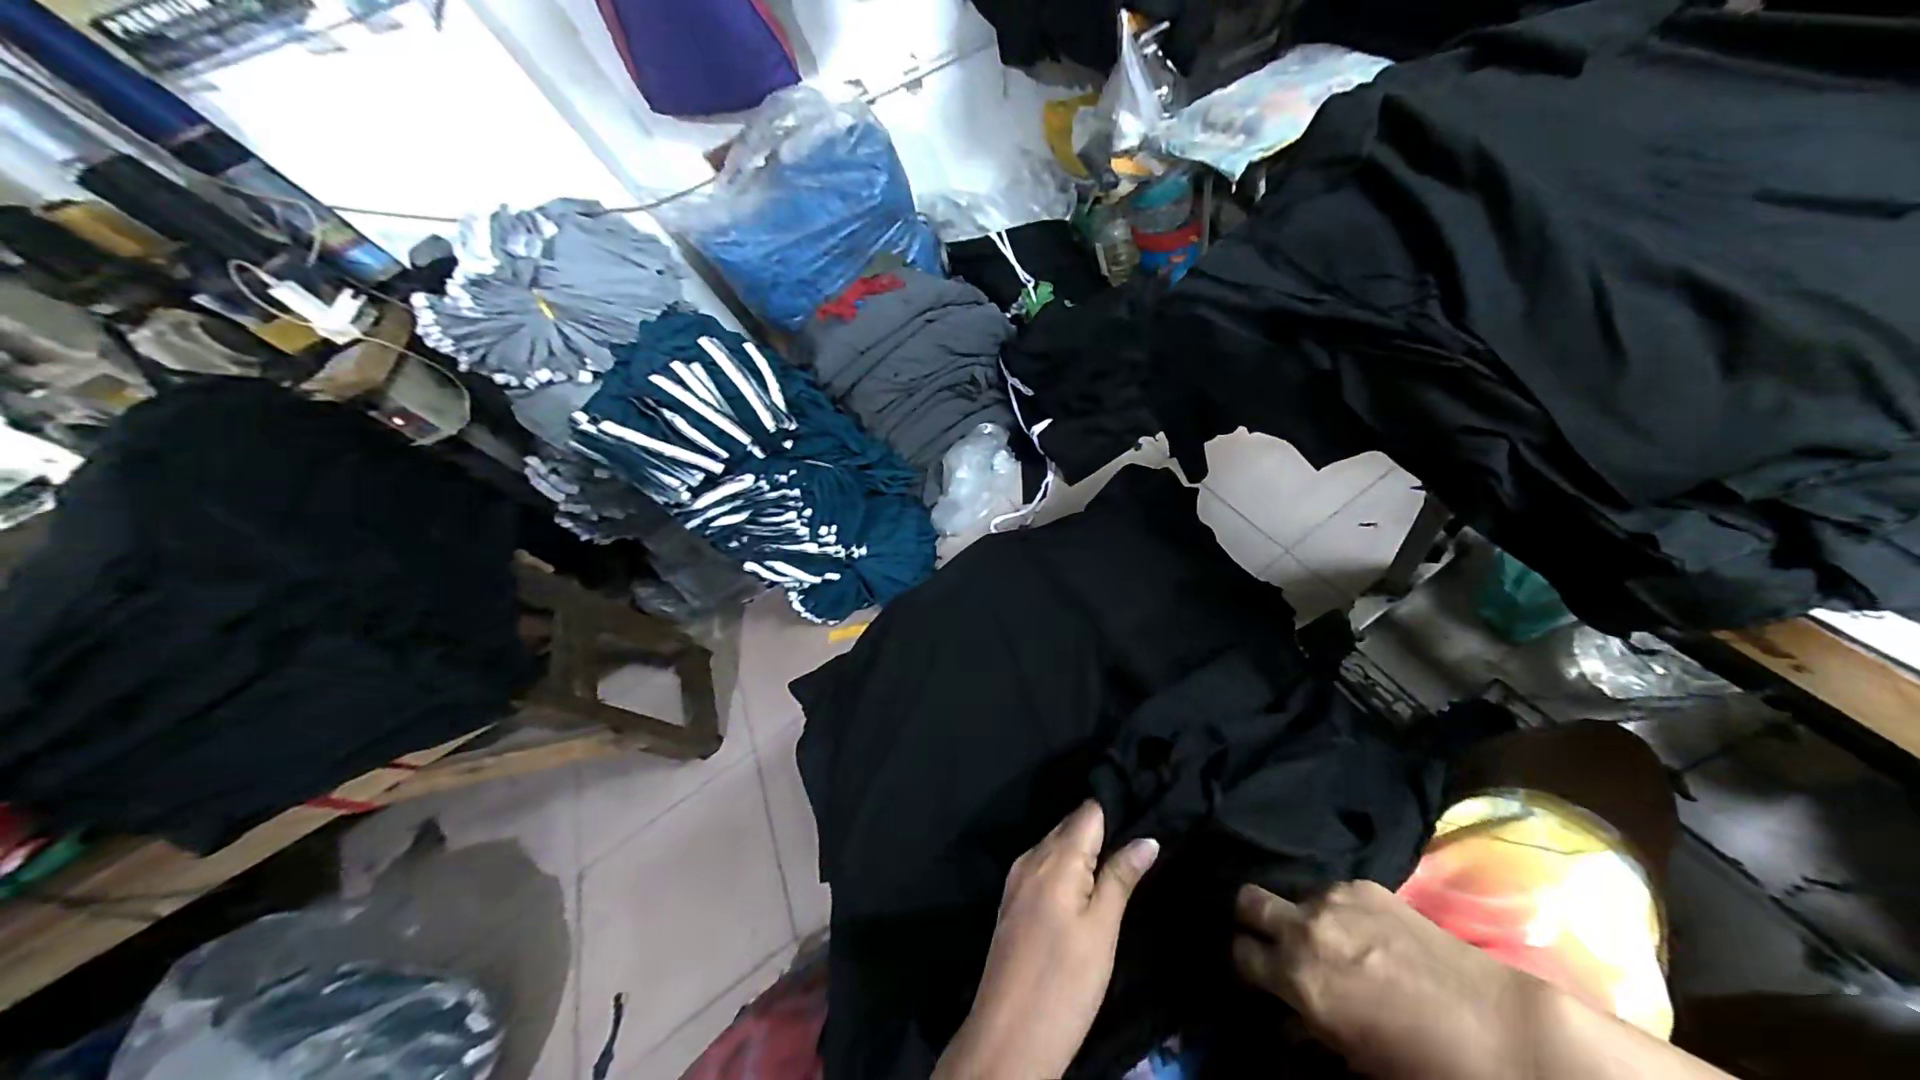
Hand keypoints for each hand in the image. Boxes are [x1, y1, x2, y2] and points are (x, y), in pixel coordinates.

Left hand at [934, 801, 1159, 1079]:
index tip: (1145, 807)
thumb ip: (1120, 878)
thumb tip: (1147, 838)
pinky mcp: (1013, 901)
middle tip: (1142, 833)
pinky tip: (1087, 881)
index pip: (1088, 812)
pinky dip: (1067, 866)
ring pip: (1056, 846)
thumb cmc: (1064, 981)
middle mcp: (1031, 857)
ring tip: (1122, 855)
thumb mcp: (1102, 929)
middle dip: (1102, 827)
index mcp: (1054, 857)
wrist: (1008, 1034)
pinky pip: (1044, 866)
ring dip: (1085, 848)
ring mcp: (1017, 879)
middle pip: (1070, 826)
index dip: (1116, 808)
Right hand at [1232, 881, 1544, 1079]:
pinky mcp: (1366, 886)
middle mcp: (1305, 928)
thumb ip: (1306, 1025)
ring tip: (1335, 943)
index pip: (1239, 953)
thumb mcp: (1349, 1053)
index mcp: (1295, 975)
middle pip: (1246, 901)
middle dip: (1253, 921)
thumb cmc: (1418, 1058)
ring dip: (1303, 916)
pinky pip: (1333, 893)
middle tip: (1275, 944)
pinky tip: (1369, 935)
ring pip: (1294, 896)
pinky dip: (1339, 911)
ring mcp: (1335, 900)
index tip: (1262, 977)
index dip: (1248, 966)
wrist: (1495, 1028)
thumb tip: (1288, 1016)